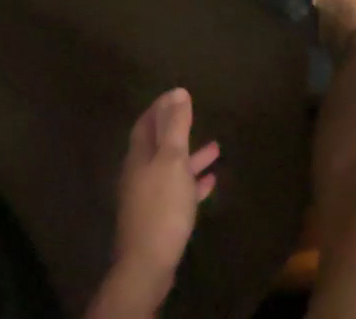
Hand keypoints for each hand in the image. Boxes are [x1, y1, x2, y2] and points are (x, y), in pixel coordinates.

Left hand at [96, 88, 218, 314]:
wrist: (148, 264)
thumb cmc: (162, 205)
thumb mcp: (172, 160)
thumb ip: (176, 127)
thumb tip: (178, 92)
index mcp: (139, 156)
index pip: (146, 123)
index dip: (160, 107)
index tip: (177, 93)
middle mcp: (140, 173)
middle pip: (157, 145)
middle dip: (176, 129)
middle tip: (195, 115)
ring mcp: (148, 197)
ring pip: (170, 168)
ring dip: (190, 156)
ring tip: (216, 147)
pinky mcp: (159, 217)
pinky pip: (178, 191)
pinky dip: (193, 182)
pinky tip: (212, 181)